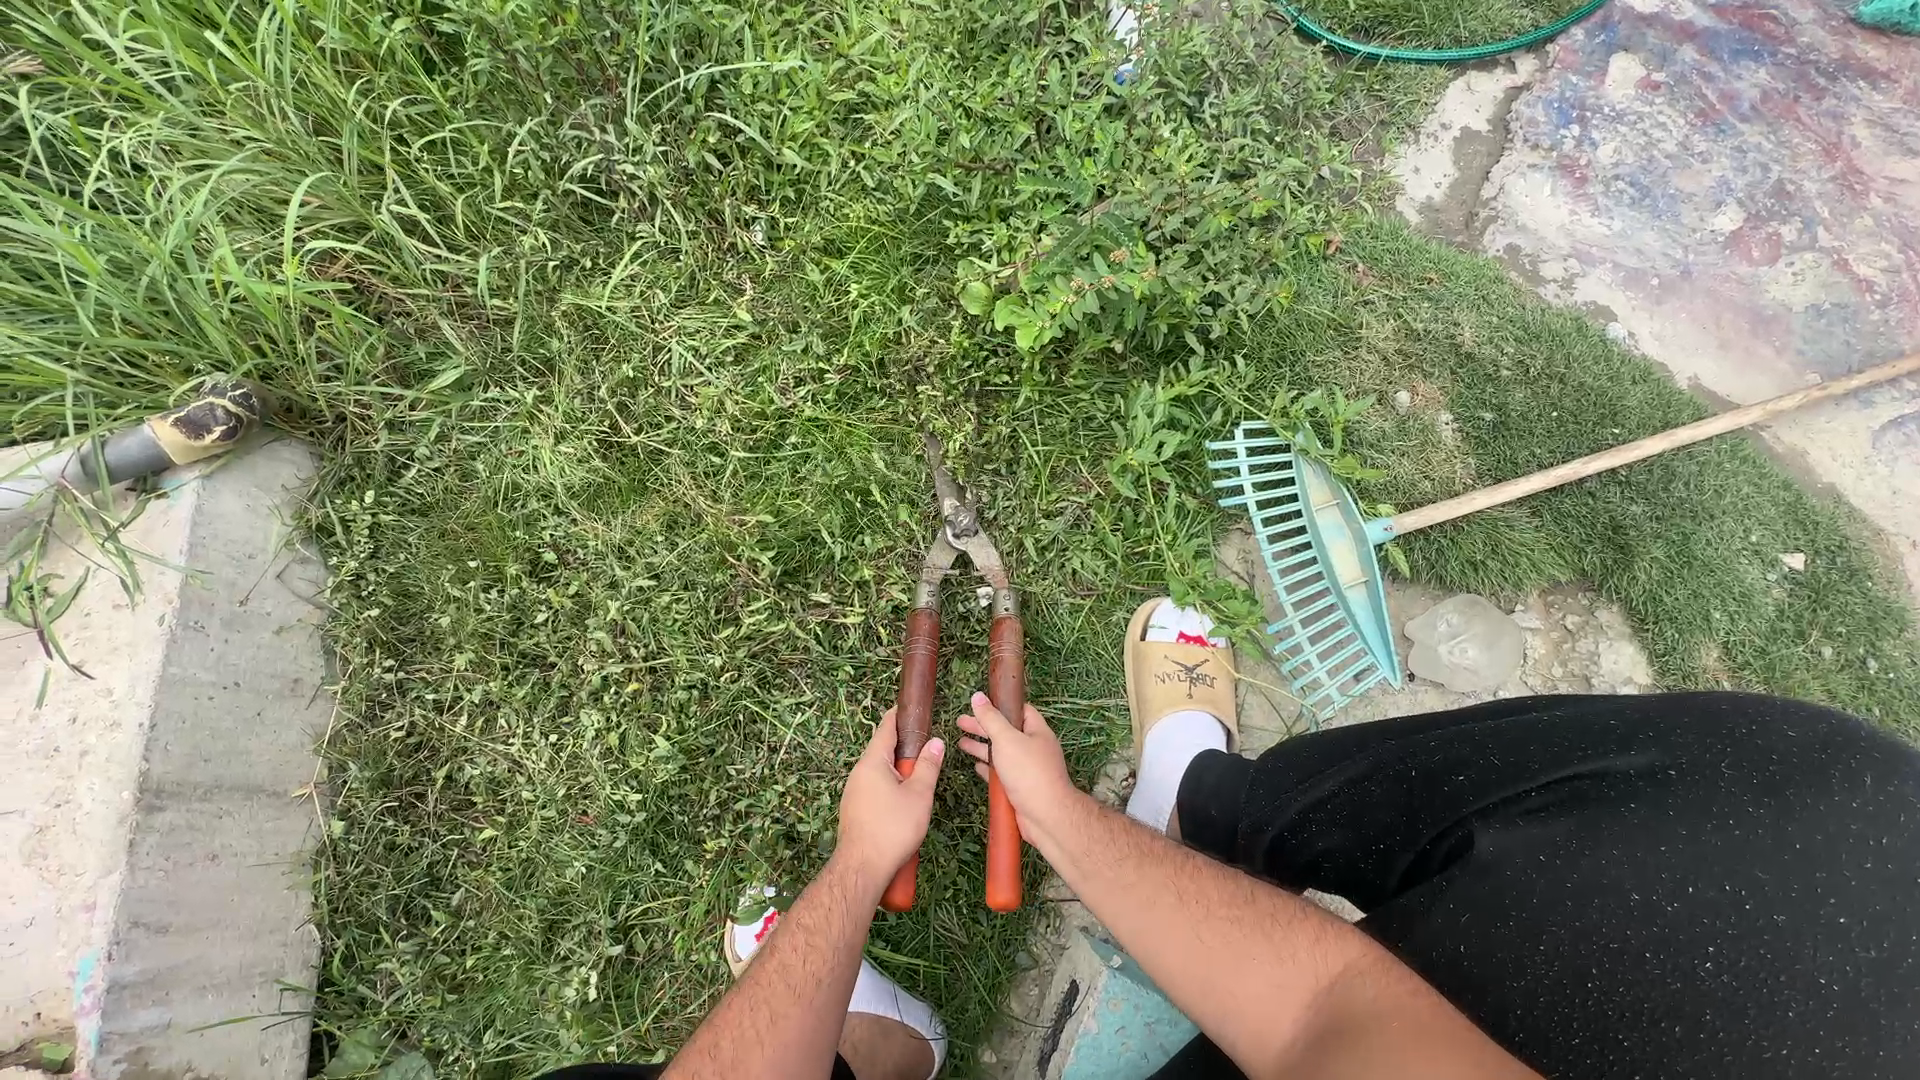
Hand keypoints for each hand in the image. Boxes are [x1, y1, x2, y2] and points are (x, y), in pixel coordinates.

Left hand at [835, 709, 945, 890]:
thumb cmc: (893, 828)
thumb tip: (935, 742)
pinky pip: (873, 788)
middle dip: (903, 748)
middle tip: (924, 749)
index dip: (898, 716)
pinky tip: (902, 803)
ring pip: (878, 772)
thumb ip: (928, 766)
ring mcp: (853, 792)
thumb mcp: (919, 794)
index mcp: (872, 762)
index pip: (885, 728)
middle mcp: (858, 772)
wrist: (862, 867)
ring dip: (897, 771)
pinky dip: (889, 787)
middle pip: (882, 750)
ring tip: (917, 781)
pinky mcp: (853, 809)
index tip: (910, 708)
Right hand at [955, 692, 1076, 825]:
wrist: (1045, 815)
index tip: (980, 704)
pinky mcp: (1020, 787)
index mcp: (1037, 731)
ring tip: (961, 743)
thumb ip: (991, 719)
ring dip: (982, 747)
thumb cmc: (1028, 772)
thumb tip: (977, 697)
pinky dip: (988, 769)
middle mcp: (1034, 748)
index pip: (1020, 710)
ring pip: (1001, 753)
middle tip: (961, 722)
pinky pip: (1001, 774)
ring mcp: (1027, 769)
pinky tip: (976, 766)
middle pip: (1006, 731)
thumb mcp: (1006, 739)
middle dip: (984, 726)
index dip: (1001, 704)